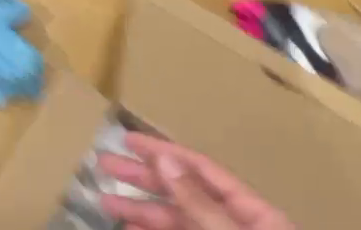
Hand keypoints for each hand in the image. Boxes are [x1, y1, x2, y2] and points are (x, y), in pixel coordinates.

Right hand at [95, 134, 293, 229]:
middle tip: (103, 164)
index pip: (204, 170)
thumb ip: (200, 203)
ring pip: (176, 222)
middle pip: (185, 193)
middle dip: (144, 179)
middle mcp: (237, 228)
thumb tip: (166, 159)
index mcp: (257, 216)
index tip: (127, 140)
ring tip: (105, 203)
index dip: (166, 151)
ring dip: (141, 211)